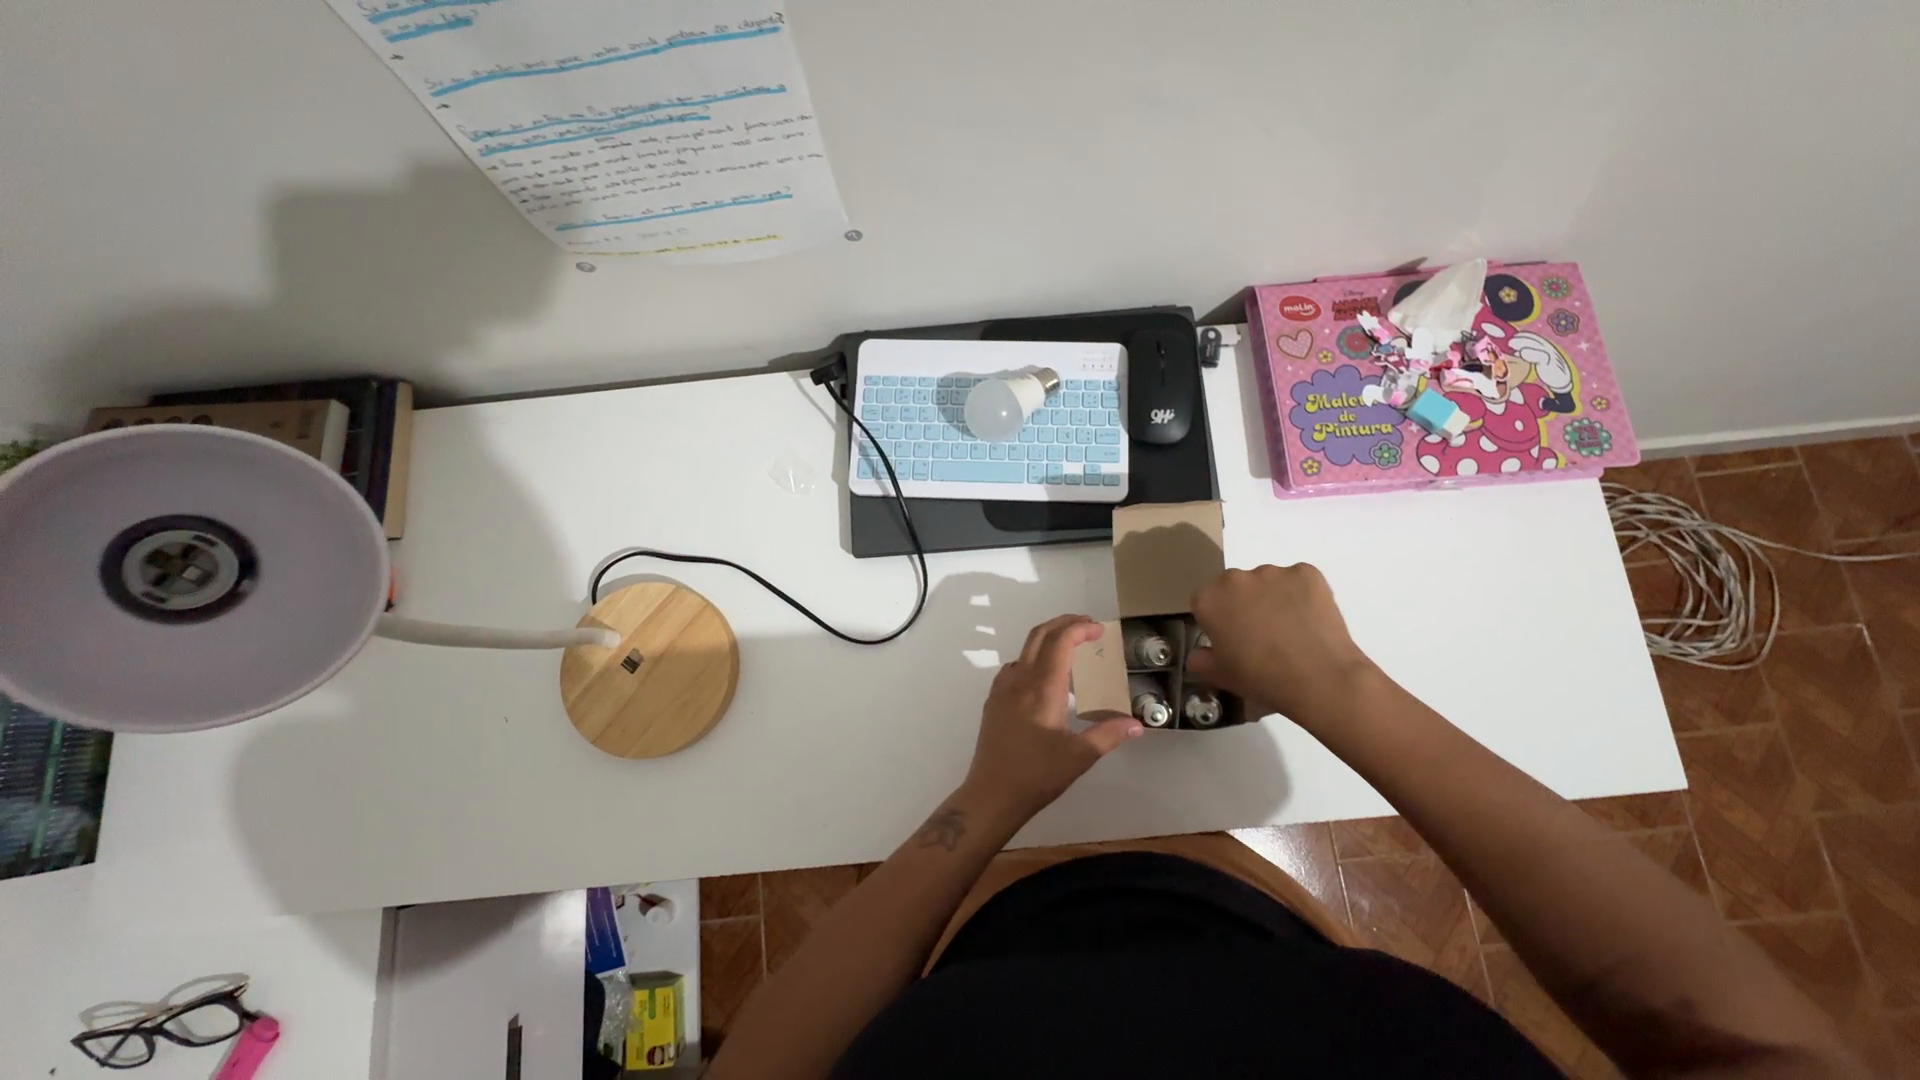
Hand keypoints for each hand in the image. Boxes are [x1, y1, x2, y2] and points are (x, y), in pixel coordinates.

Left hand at [964, 615, 1143, 821]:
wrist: (992, 794)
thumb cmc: (1037, 775)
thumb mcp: (1080, 757)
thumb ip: (1109, 735)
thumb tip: (1137, 725)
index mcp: (1042, 688)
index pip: (1060, 642)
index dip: (1080, 629)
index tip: (1100, 630)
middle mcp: (1020, 681)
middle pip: (1039, 635)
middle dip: (1064, 623)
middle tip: (1087, 627)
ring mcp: (1002, 690)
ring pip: (1024, 649)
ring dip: (1047, 640)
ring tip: (1070, 650)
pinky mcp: (993, 702)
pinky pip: (1014, 667)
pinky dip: (1032, 659)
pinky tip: (1043, 678)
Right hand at [1188, 564, 1379, 728]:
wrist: (1319, 678)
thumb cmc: (1262, 678)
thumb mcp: (1221, 676)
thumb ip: (1201, 660)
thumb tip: (1199, 654)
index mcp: (1209, 600)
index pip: (1206, 603)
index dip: (1219, 622)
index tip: (1232, 639)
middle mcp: (1236, 578)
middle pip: (1235, 587)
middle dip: (1244, 604)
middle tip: (1262, 635)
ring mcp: (1273, 572)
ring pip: (1267, 582)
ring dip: (1273, 598)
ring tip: (1291, 630)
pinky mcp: (1306, 572)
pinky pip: (1298, 581)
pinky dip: (1302, 595)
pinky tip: (1310, 620)